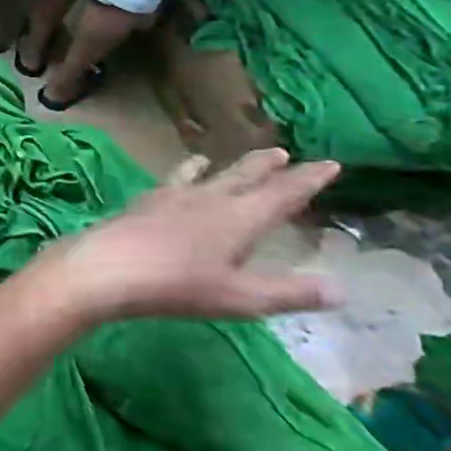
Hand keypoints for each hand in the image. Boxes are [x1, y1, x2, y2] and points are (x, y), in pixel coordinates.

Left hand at [45, 148, 340, 322]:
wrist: (109, 265)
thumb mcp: (241, 297)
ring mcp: (174, 195)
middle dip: (268, 166)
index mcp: (240, 217)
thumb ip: (289, 292)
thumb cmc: (180, 285)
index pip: (283, 194)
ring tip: (223, 159)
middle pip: (245, 176)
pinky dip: (185, 173)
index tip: (331, 163)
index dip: (309, 180)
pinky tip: (176, 179)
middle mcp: (210, 197)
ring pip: (208, 174)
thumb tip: (341, 289)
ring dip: (225, 166)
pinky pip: (174, 180)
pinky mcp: (147, 201)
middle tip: (284, 153)